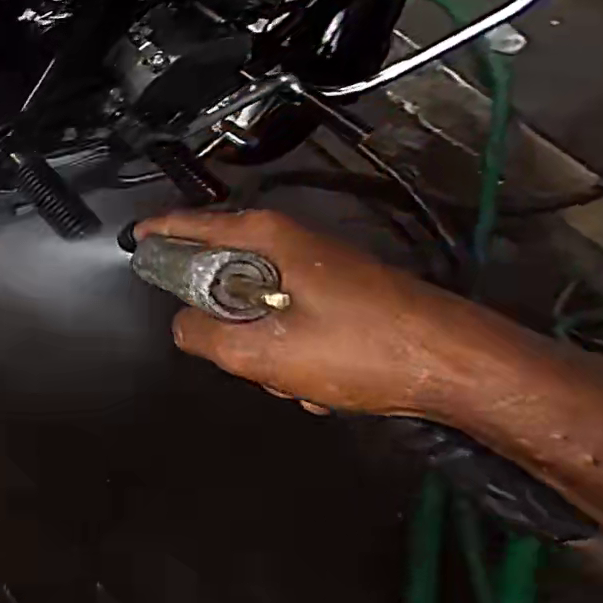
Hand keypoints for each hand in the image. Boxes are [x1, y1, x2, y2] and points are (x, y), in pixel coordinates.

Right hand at [133, 209, 521, 419]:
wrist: (471, 371)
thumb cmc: (364, 350)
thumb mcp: (258, 352)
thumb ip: (198, 335)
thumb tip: (183, 325)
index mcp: (265, 239)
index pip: (187, 224)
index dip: (154, 235)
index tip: (132, 244)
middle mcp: (290, 242)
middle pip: (216, 269)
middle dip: (213, 313)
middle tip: (223, 344)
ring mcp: (318, 266)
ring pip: (251, 299)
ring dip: (255, 339)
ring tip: (285, 375)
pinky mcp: (341, 291)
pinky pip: (286, 313)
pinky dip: (287, 345)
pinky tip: (313, 378)